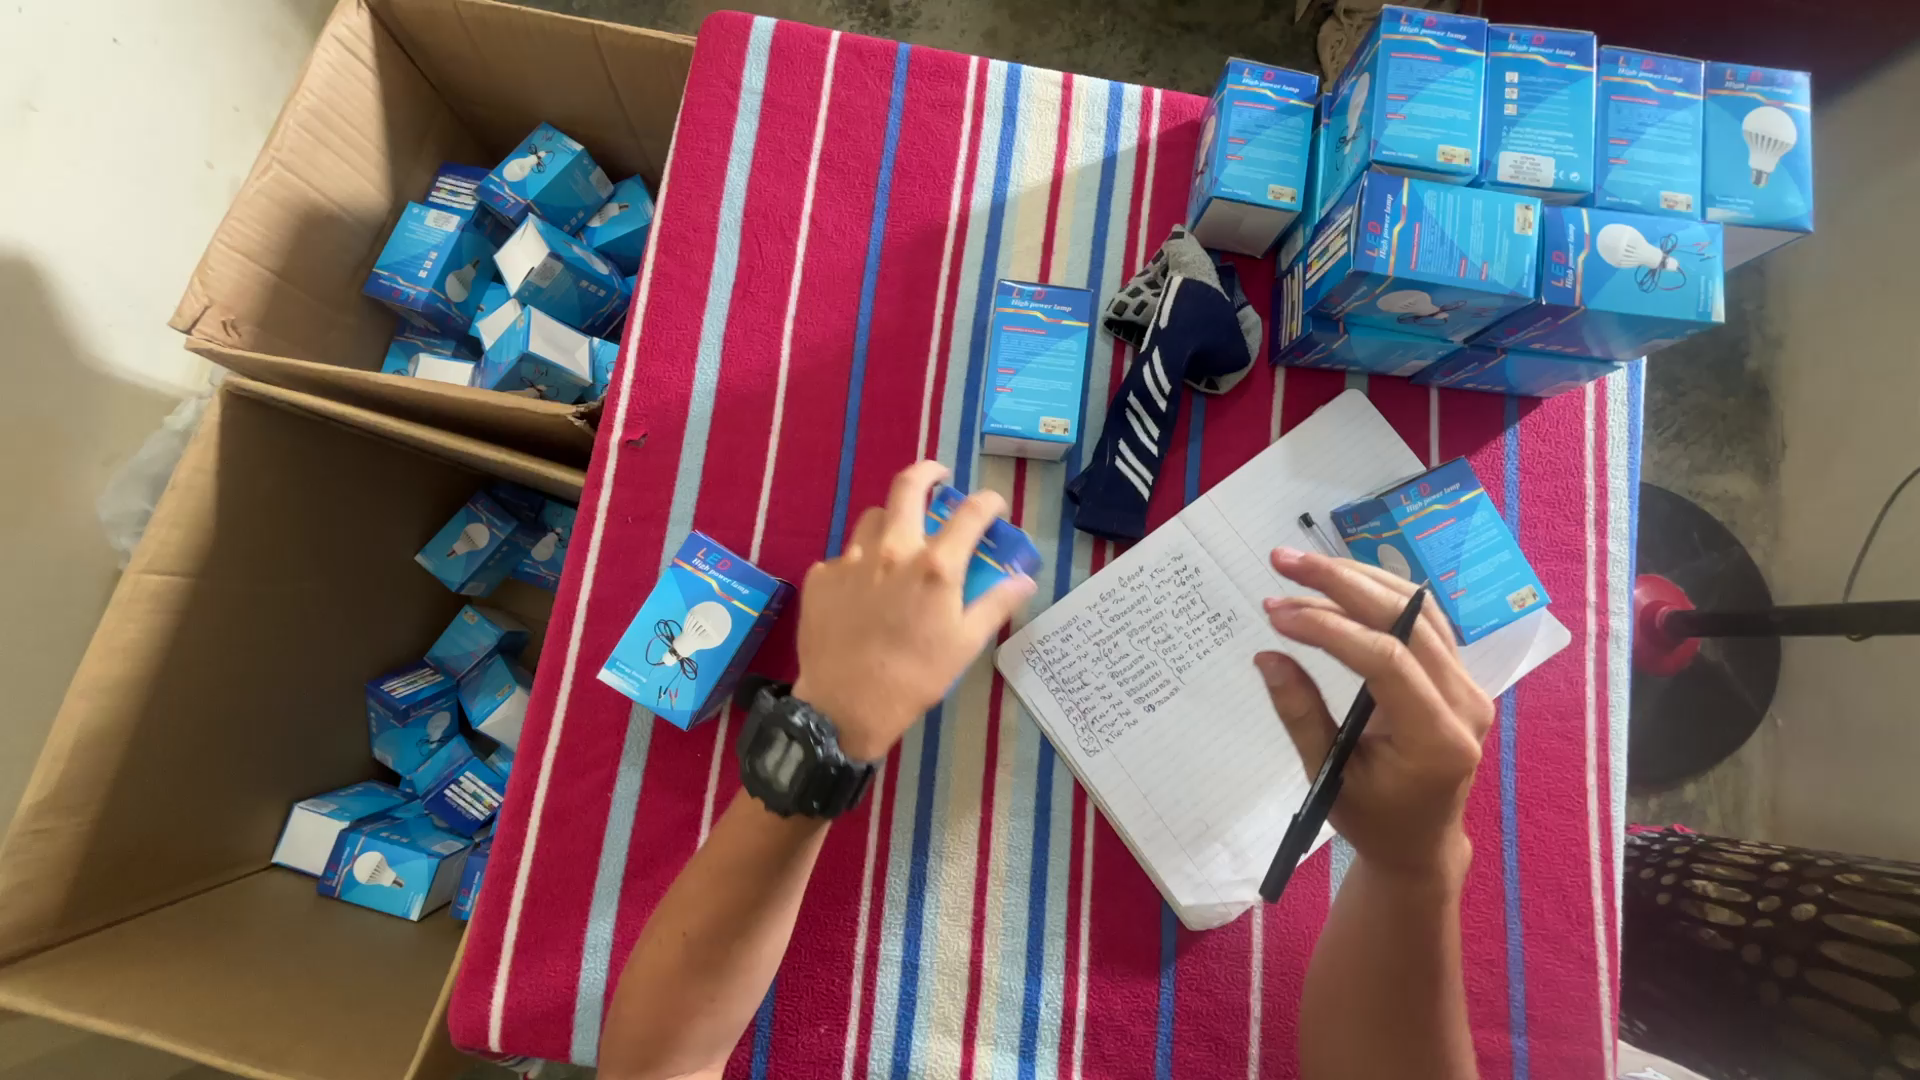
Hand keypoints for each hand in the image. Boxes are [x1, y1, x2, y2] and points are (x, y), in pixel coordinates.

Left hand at [792, 461, 1035, 761]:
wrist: (845, 706)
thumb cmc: (915, 678)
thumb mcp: (966, 644)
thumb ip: (996, 604)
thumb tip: (1024, 580)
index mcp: (935, 565)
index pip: (970, 513)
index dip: (988, 501)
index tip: (994, 505)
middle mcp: (892, 550)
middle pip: (908, 487)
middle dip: (928, 472)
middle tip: (938, 476)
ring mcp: (851, 560)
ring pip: (871, 518)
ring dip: (890, 521)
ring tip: (897, 542)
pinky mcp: (821, 576)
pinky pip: (844, 556)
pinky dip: (859, 564)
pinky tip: (862, 590)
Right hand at [1255, 549, 1492, 884]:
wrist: (1421, 842)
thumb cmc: (1372, 818)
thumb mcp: (1328, 775)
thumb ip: (1300, 713)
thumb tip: (1267, 656)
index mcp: (1437, 738)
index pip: (1386, 660)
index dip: (1329, 628)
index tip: (1275, 615)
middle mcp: (1465, 702)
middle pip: (1406, 619)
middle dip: (1339, 582)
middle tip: (1281, 562)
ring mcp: (1467, 685)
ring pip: (1417, 609)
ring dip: (1357, 578)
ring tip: (1300, 565)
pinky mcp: (1455, 675)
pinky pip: (1421, 619)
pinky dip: (1376, 592)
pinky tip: (1337, 582)